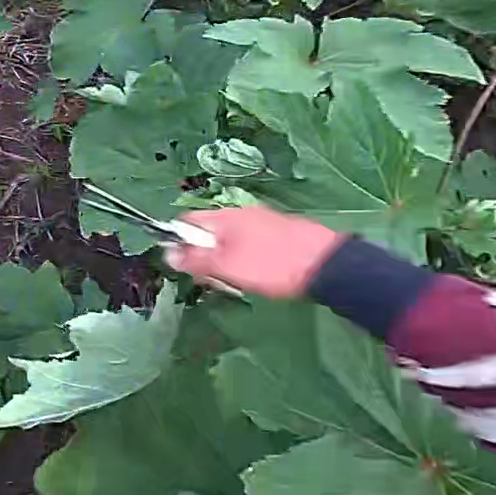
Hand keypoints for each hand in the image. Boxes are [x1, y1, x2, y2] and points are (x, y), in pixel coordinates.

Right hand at [164, 206, 344, 298]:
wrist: (327, 265)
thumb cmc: (272, 265)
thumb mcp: (227, 266)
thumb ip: (196, 259)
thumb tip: (168, 253)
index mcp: (225, 217)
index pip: (188, 220)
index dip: (178, 240)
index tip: (182, 263)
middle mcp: (241, 213)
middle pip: (208, 230)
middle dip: (203, 253)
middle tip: (211, 278)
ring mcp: (262, 222)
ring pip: (229, 239)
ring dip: (224, 259)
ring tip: (234, 281)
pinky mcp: (279, 233)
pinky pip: (248, 243)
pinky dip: (243, 257)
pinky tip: (255, 275)